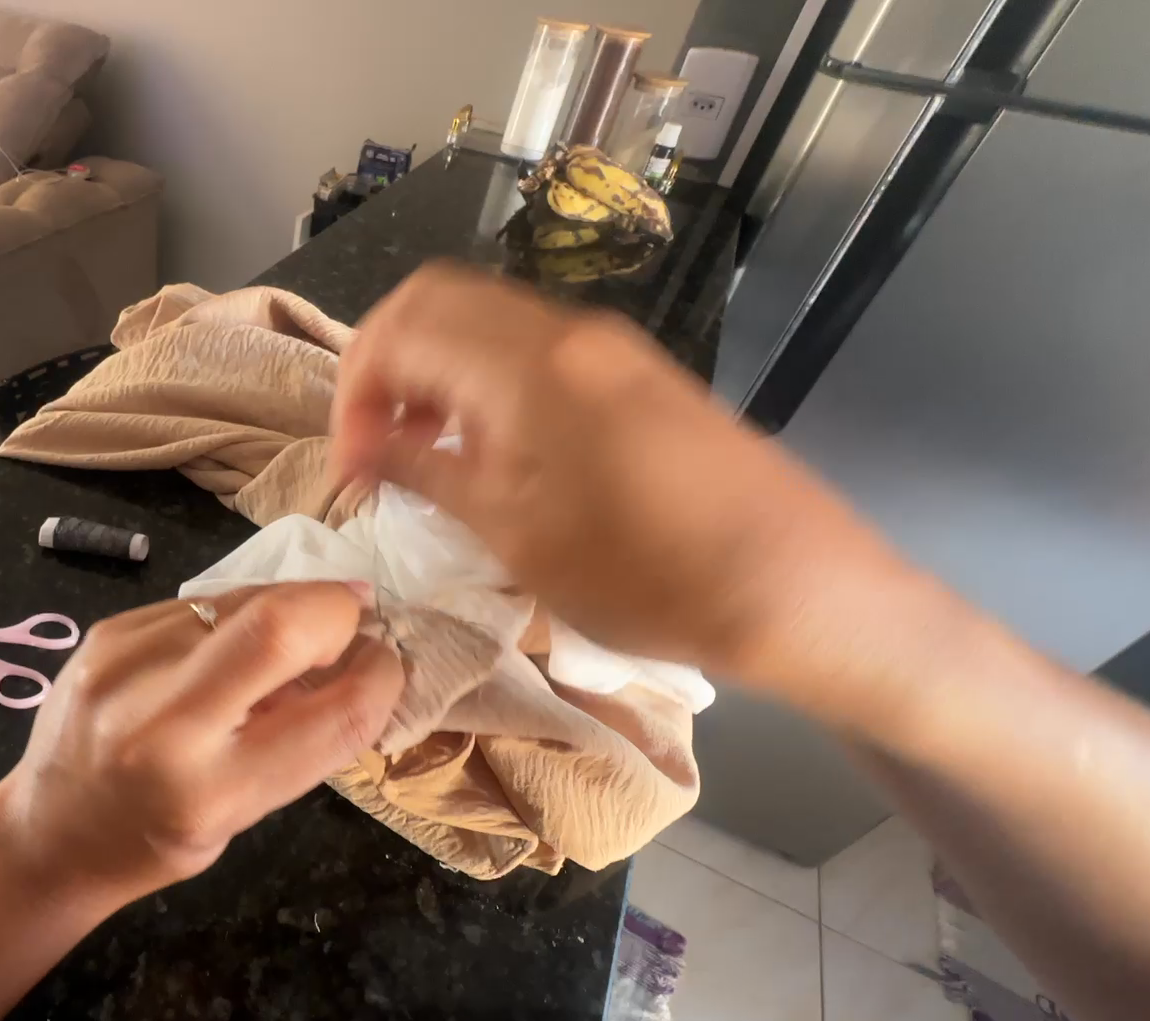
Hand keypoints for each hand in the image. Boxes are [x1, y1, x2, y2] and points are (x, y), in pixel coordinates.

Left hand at [0, 582, 403, 900]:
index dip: (380, 679)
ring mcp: (124, 665)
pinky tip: (243, 629)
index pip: (330, 717)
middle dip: (336, 610)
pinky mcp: (107, 631)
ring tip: (307, 620)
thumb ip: (301, 740)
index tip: (388, 663)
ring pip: (240, 599)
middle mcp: (162, 723)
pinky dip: (240, 609)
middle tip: (358, 616)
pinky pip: (201, 601)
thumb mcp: (241, 815)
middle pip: (278, 627)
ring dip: (291, 602)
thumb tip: (359, 660)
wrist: (48, 830)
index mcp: (209, 792)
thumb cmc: (155, 841)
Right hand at [330, 263, 932, 700]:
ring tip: (418, 450)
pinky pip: (524, 348)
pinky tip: (481, 445)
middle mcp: (563, 330)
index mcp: (526, 365)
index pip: (399, 330)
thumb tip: (362, 448)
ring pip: (479, 320)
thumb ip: (426, 470)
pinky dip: (477, 381)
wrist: (799, 589)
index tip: (349, 466)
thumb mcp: (513, 531)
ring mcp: (603, 344)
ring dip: (429, 373)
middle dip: (382, 366)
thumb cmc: (643, 574)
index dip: (353, 393)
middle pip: (435, 301)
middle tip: (372, 443)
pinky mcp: (627, 370)